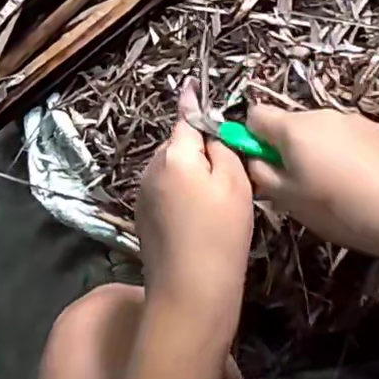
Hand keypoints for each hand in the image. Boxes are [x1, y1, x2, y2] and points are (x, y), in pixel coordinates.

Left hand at [135, 83, 253, 319]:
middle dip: (199, 149)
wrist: (190, 293)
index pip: (186, 119)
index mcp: (174, 155)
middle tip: (230, 172)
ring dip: (190, 172)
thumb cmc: (221, 234)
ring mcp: (143, 193)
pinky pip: (165, 190)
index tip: (193, 86)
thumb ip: (222, 149)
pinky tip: (199, 218)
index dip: (194, 104)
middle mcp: (151, 168)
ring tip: (218, 201)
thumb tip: (210, 134)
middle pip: (179, 144)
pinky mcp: (143, 215)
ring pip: (172, 168)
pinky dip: (181, 193)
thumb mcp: (235, 184)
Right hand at [242, 105, 378, 265]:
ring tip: (337, 194)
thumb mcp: (290, 201)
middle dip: (287, 151)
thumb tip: (254, 158)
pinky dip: (347, 159)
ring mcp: (356, 121)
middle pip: (290, 125)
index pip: (254, 114)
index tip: (264, 167)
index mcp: (294, 128)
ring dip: (318, 156)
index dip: (252, 139)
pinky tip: (365, 189)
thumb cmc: (346, 210)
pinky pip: (349, 141)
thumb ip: (262, 174)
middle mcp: (323, 114)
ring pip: (320, 134)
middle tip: (300, 189)